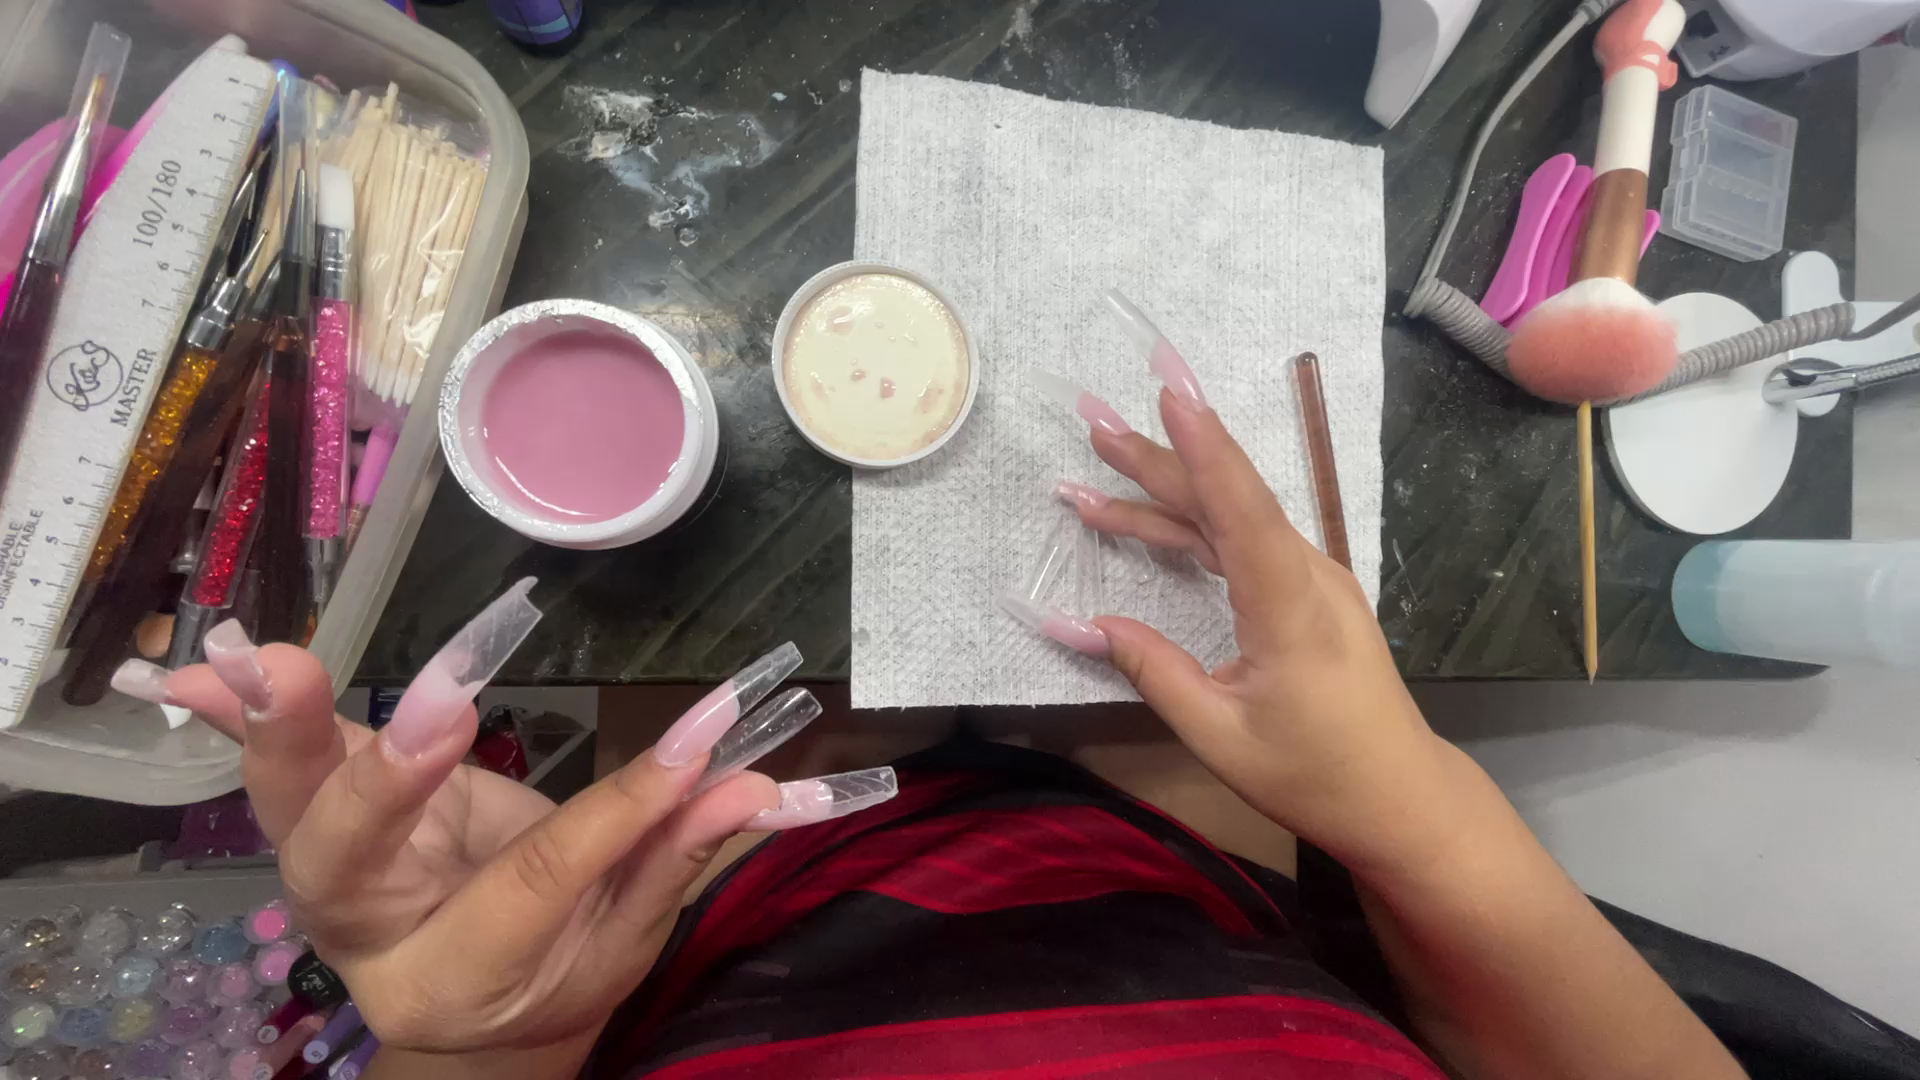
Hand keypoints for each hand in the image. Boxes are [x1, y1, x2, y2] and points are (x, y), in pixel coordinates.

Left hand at [114, 625, 781, 1055]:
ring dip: (278, 733)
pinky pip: (292, 769)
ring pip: (295, 812)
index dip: (630, 804)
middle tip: (444, 705)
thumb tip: (760, 787)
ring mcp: (340, 875)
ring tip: (261, 661)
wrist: (482, 999)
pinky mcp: (339, 819)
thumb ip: (679, 855)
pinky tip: (213, 663)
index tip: (705, 732)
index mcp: (461, 974)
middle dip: (396, 779)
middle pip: (356, 863)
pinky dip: (249, 716)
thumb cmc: (564, 969)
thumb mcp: (629, 934)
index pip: (548, 876)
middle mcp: (374, 933)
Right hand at [1044, 296, 1446, 864]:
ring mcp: (1306, 577)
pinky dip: (1188, 525)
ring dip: (1162, 488)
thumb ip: (1149, 668)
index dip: (1202, 446)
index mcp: (1290, 605)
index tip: (1169, 392)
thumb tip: (1072, 624)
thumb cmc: (1313, 774)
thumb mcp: (1218, 731)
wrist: (1401, 798)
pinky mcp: (1301, 590)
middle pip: (1223, 497)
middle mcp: (1303, 573)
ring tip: (1099, 461)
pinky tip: (1146, 520)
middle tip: (1094, 418)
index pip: (1240, 509)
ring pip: (1226, 516)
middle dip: (1156, 454)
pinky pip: (1238, 542)